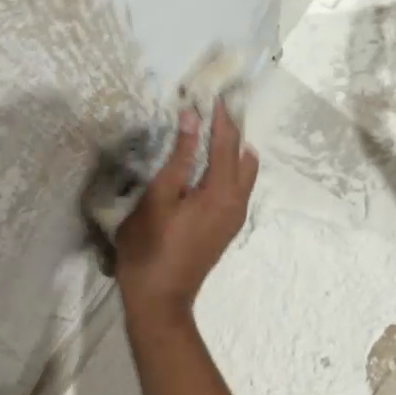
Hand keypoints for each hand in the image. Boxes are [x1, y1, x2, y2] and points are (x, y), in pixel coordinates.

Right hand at [115, 99, 258, 324]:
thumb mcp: (158, 198)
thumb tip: (192, 120)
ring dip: (233, 147)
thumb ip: (178, 157)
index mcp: (221, 192)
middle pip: (242, 154)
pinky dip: (230, 166)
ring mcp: (233, 217)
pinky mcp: (226, 227)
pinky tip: (212, 162)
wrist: (160, 301)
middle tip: (215, 106)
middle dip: (231, 128)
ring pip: (244, 171)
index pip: (227, 142)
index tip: (214, 93)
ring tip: (214, 128)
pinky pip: (237, 186)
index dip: (221, 116)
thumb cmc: (151, 248)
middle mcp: (236, 202)